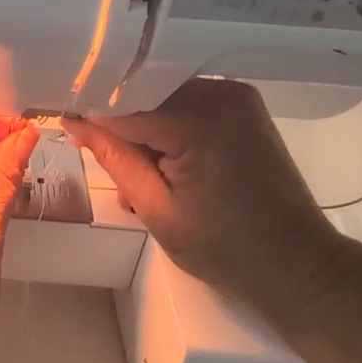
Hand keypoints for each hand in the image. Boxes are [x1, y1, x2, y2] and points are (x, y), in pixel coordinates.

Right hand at [66, 79, 345, 316]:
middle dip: (120, 123)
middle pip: (145, 94)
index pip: (124, 105)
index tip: (61, 121)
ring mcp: (236, 97)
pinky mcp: (244, 107)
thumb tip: (75, 121)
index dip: (90, 116)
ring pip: (164, 97)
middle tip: (101, 159)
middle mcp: (220, 94)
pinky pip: (189, 104)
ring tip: (138, 173)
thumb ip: (114, 159)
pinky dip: (170, 126)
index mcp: (199, 120)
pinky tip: (165, 162)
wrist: (301, 268)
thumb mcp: (157, 210)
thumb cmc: (227, 251)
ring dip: (145, 127)